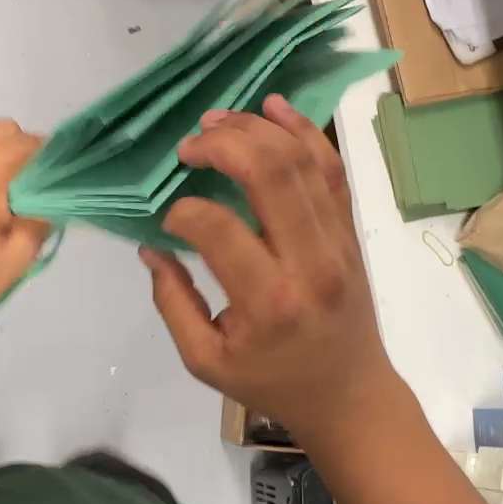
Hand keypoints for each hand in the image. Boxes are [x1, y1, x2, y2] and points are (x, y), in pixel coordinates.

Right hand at [141, 95, 396, 445]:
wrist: (350, 395)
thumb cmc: (273, 382)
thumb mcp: (205, 361)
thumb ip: (172, 303)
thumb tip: (151, 249)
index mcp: (268, 301)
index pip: (218, 229)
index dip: (183, 213)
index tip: (169, 221)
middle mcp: (310, 262)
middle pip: (270, 174)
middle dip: (222, 146)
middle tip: (189, 146)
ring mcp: (338, 241)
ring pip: (303, 161)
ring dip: (258, 130)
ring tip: (218, 122)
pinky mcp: (351, 231)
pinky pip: (332, 169)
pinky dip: (303, 132)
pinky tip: (274, 108)